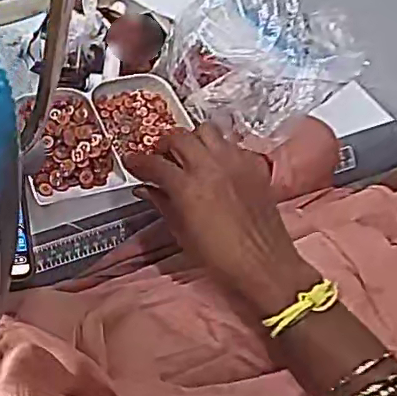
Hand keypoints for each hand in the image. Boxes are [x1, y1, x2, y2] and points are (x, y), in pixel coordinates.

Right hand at [123, 122, 318, 316]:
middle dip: (164, 145)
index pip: (154, 163)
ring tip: (187, 156)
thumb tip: (146, 188)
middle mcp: (211, 167)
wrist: (263, 265)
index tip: (132, 162)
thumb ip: (162, 203)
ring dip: (191, 139)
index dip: (138, 161)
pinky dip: (216, 149)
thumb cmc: (219, 256)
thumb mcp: (181, 232)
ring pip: (206, 130)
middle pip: (179, 137)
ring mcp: (235, 162)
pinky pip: (230, 144)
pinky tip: (213, 166)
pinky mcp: (254, 165)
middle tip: (159, 158)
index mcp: (188, 187)